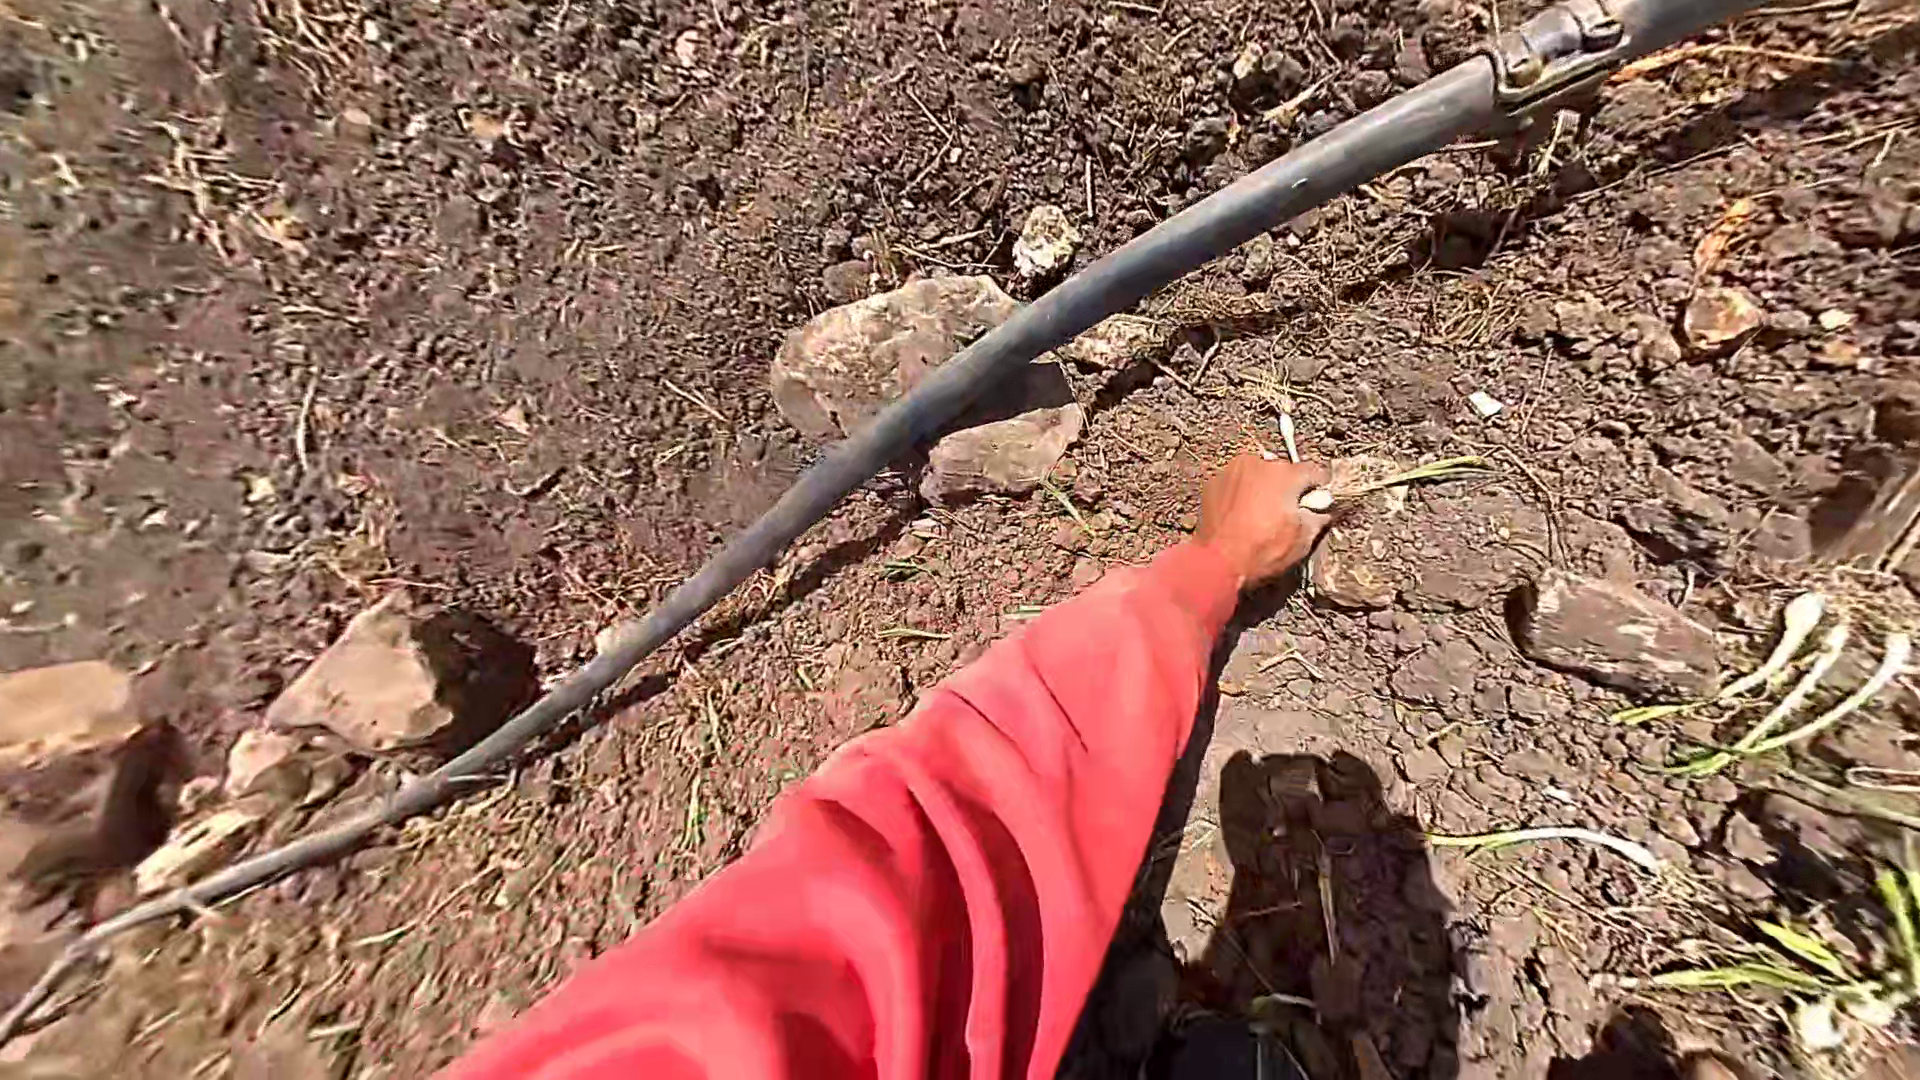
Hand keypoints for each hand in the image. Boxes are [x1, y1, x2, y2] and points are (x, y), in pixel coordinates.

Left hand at [1193, 453, 1330, 589]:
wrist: (1217, 563)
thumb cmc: (1261, 551)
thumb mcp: (1304, 538)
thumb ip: (1319, 515)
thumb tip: (1323, 509)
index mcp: (1285, 473)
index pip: (1314, 473)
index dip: (1318, 490)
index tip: (1317, 503)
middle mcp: (1256, 464)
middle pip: (1282, 471)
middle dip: (1286, 488)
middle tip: (1285, 514)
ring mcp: (1230, 472)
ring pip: (1256, 475)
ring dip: (1261, 489)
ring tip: (1260, 517)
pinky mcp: (1212, 484)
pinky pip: (1235, 484)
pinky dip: (1240, 495)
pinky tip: (1240, 516)